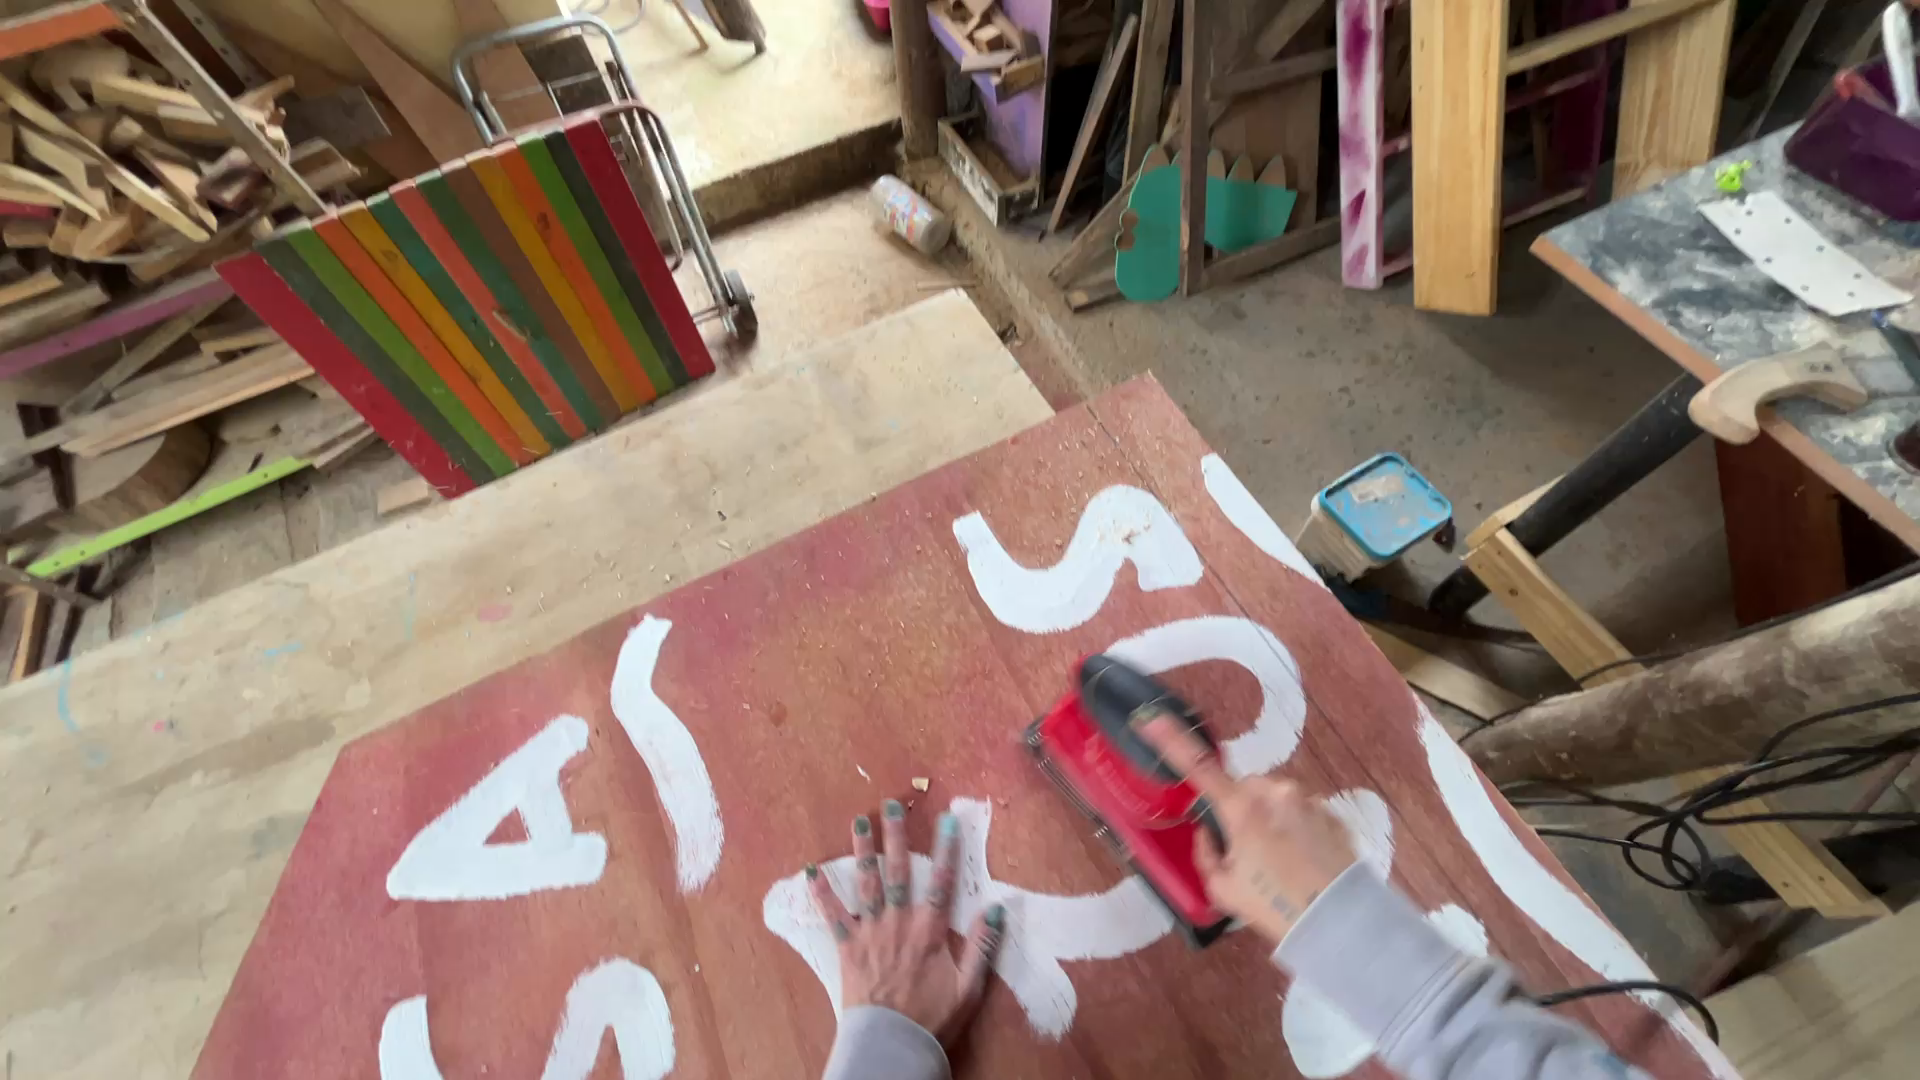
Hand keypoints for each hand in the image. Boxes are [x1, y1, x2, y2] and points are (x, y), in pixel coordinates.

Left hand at [807, 800, 1006, 1043]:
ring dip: (862, 851)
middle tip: (891, 804)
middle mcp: (899, 922)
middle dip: (896, 836)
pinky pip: (832, 917)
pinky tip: (810, 870)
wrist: (891, 1048)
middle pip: (898, 871)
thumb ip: (982, 947)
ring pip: (866, 884)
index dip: (946, 849)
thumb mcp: (968, 988)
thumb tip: (998, 908)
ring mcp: (870, 932)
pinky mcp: (848, 947)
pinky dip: (821, 894)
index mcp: (929, 930)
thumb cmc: (931, 1017)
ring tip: (859, 821)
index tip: (947, 818)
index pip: (941, 882)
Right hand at [1139, 715, 1356, 943]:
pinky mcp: (1332, 813)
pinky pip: (1303, 812)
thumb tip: (1209, 833)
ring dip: (1271, 819)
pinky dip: (1298, 829)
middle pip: (1243, 788)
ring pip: (1275, 799)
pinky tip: (1305, 861)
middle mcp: (1273, 792)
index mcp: (1241, 808)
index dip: (1171, 740)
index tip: (1152, 719)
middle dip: (1240, 809)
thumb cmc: (1275, 907)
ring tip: (1283, 862)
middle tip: (1248, 851)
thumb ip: (1207, 854)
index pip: (1197, 766)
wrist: (1345, 927)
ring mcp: (1306, 800)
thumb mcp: (1223, 889)